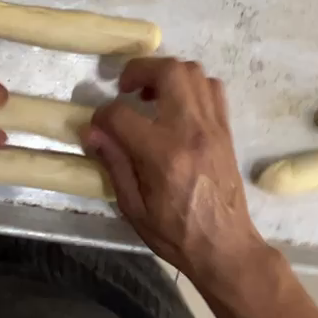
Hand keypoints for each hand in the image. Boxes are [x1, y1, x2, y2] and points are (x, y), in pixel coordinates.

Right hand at [82, 58, 285, 304]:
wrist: (225, 247)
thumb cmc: (174, 233)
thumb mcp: (133, 207)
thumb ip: (114, 164)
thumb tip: (92, 132)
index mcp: (162, 154)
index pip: (122, 113)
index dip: (102, 115)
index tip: (98, 127)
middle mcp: (190, 131)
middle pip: (167, 72)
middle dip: (139, 71)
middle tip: (125, 88)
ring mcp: (213, 126)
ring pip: (192, 72)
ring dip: (166, 75)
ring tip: (151, 95)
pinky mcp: (225, 130)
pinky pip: (212, 88)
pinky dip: (192, 86)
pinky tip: (177, 105)